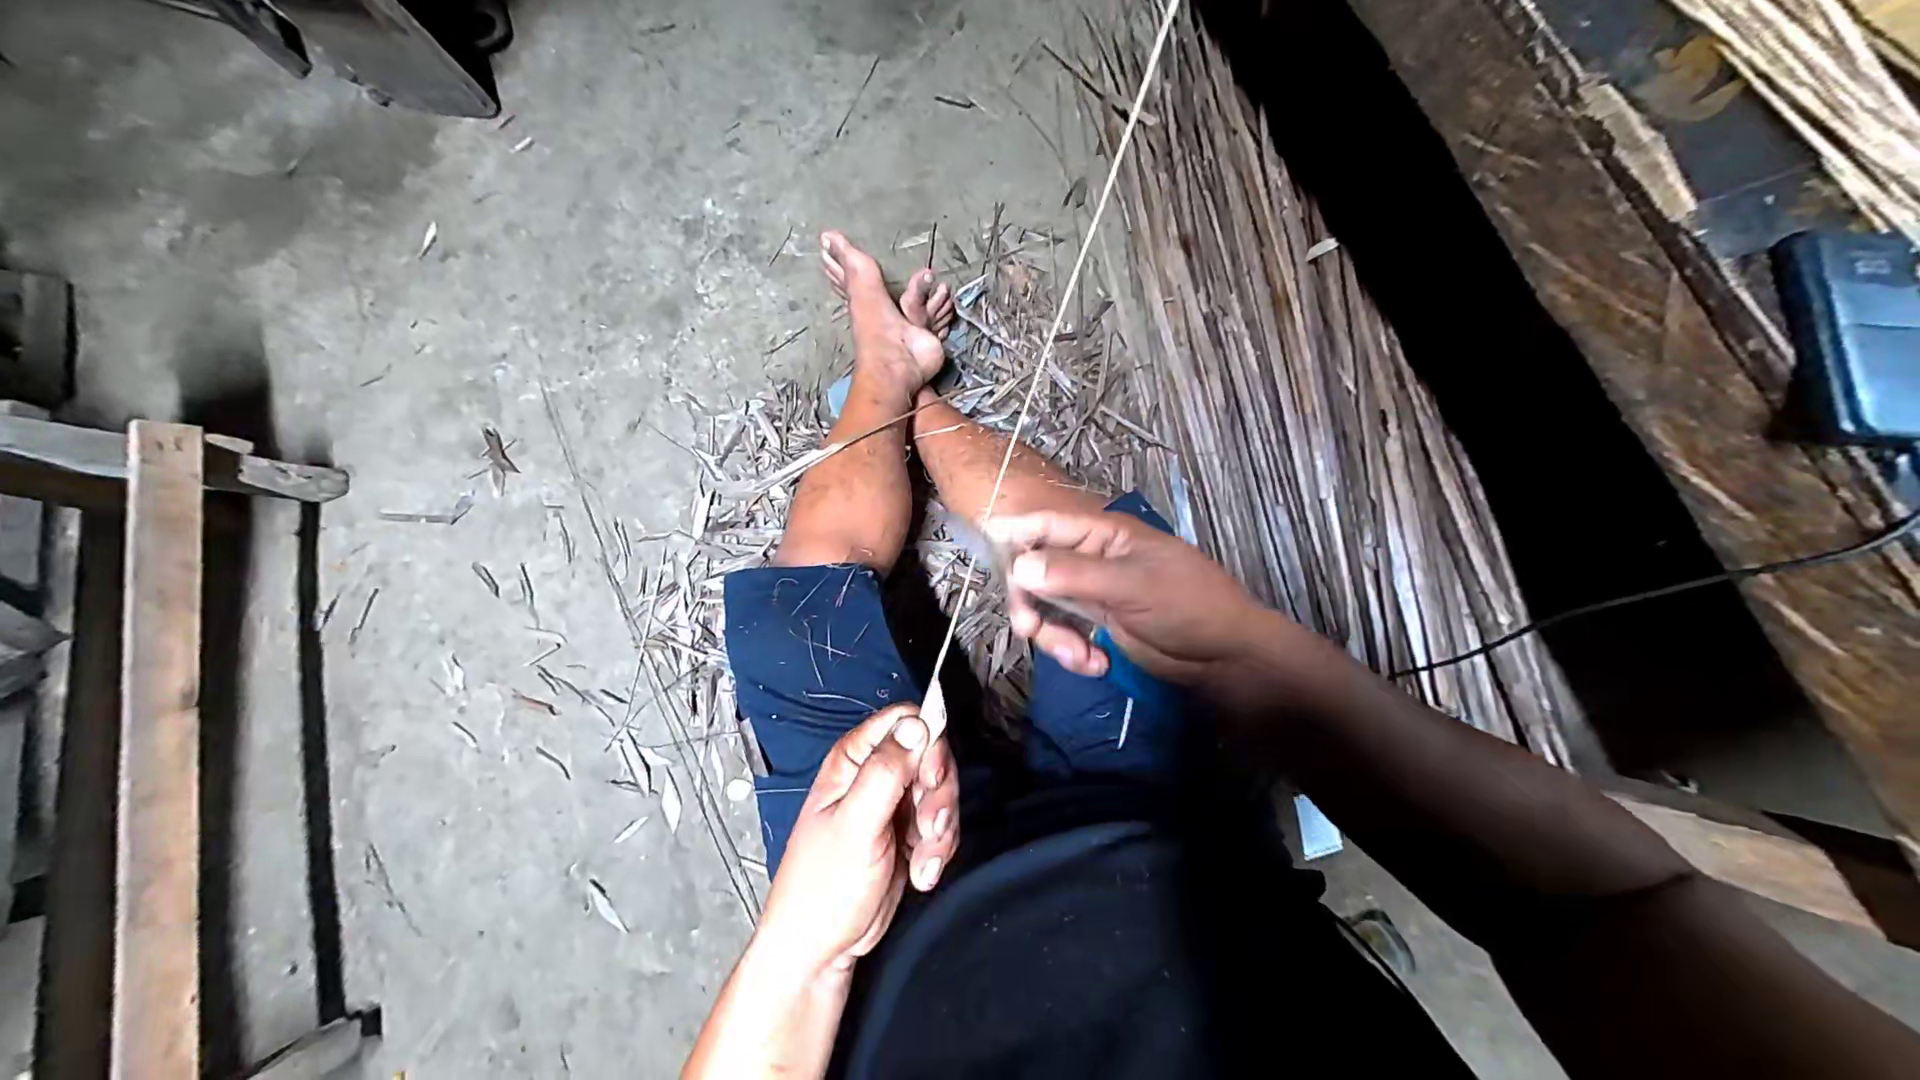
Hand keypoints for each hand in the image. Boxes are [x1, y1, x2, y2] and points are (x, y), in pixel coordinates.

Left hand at [752, 705, 961, 978]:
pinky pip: (942, 823)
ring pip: (941, 791)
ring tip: (922, 861)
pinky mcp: (908, 831)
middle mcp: (874, 774)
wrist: (821, 949)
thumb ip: (886, 771)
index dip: (927, 741)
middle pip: (931, 755)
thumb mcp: (855, 825)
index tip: (931, 776)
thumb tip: (917, 724)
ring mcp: (892, 803)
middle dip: (938, 794)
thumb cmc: (822, 889)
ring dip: (941, 828)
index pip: (904, 721)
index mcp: (853, 760)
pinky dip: (939, 849)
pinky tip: (921, 872)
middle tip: (928, 826)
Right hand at [986, 510, 1271, 682]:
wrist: (1224, 657)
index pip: (1045, 524)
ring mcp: (1090, 592)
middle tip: (1031, 629)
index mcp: (1102, 534)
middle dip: (1029, 602)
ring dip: (1052, 635)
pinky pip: (1061, 632)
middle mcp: (1089, 558)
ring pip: (1042, 606)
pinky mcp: (1094, 625)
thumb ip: (1075, 575)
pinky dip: (1069, 651)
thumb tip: (1020, 566)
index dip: (1013, 534)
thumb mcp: (1133, 585)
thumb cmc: (1189, 605)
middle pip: (1032, 569)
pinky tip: (1094, 665)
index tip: (988, 551)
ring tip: (1079, 657)